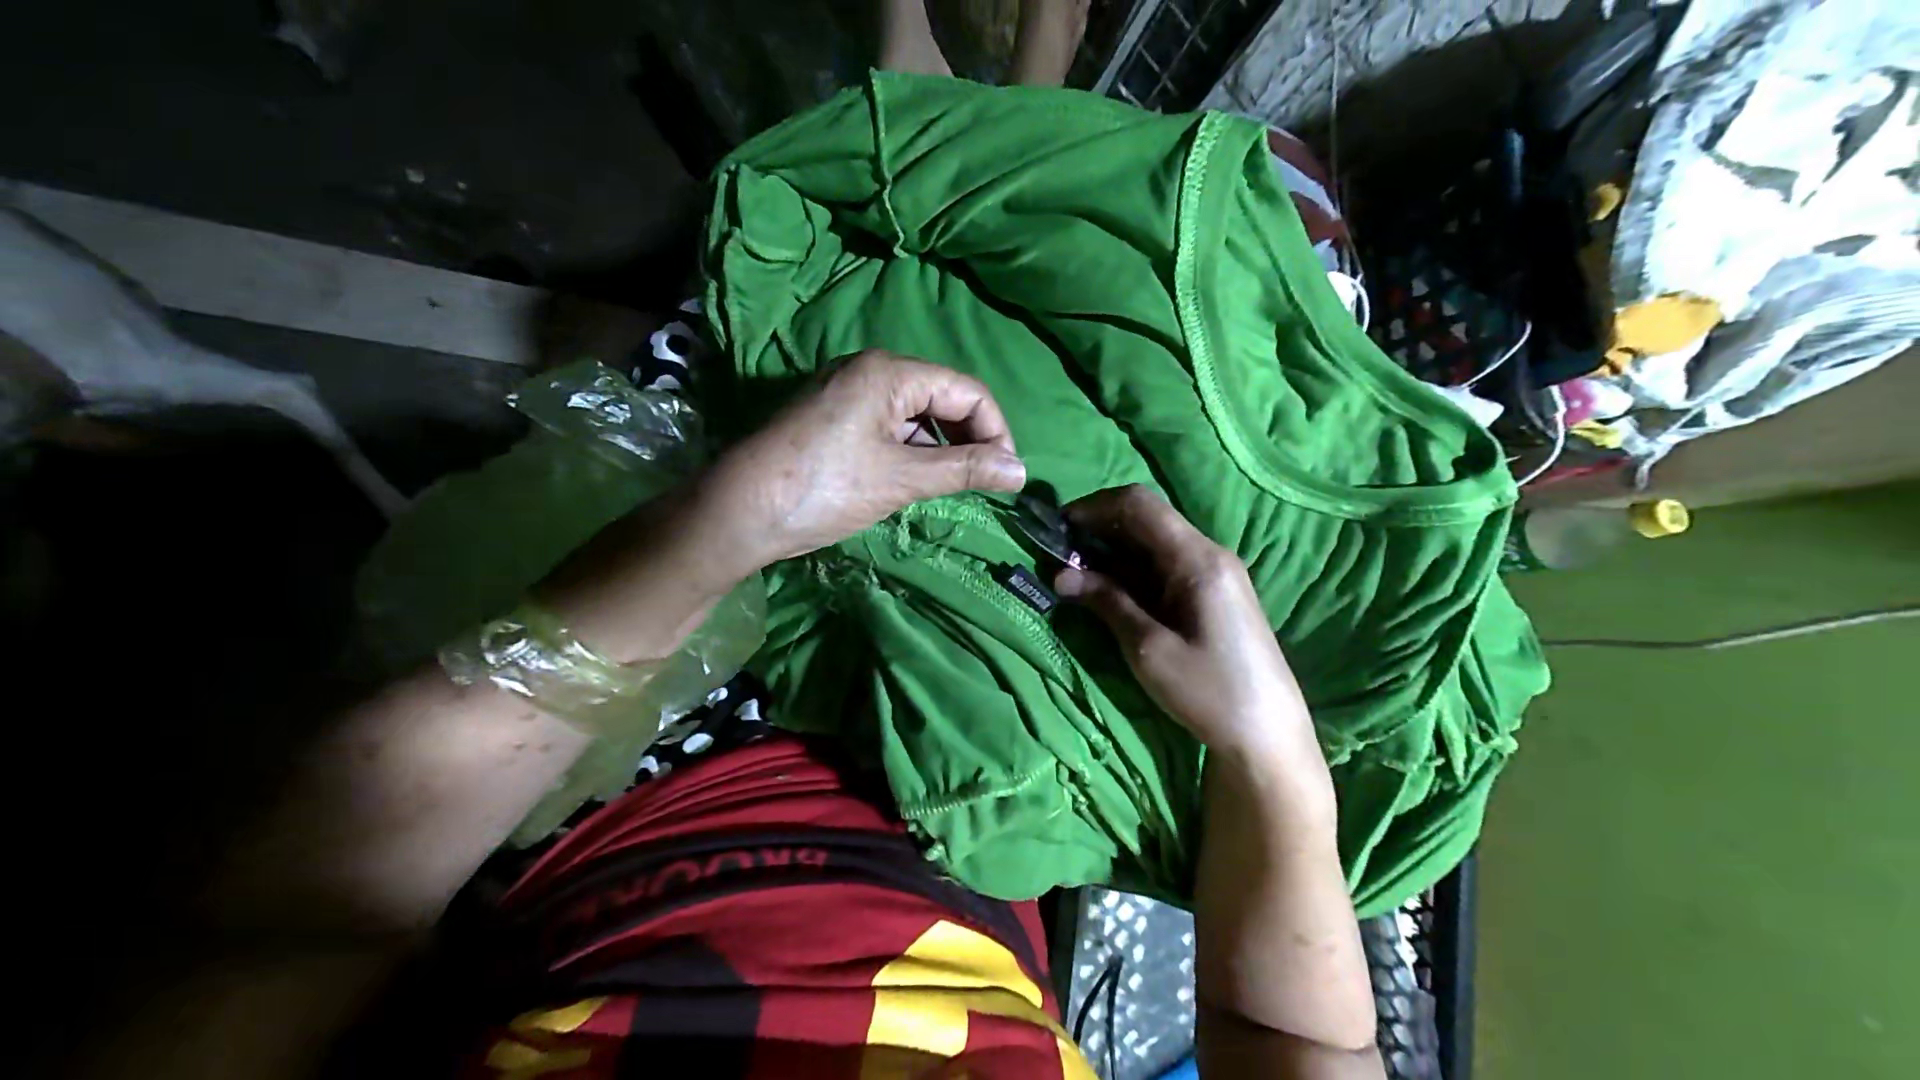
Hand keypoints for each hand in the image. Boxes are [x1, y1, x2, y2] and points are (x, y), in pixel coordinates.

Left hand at [704, 350, 1026, 569]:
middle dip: (970, 438)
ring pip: (916, 415)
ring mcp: (848, 394)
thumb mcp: (901, 478)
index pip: (967, 391)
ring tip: (953, 485)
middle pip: (942, 398)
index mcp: (890, 372)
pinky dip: (912, 451)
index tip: (1005, 476)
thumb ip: (964, 470)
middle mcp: (870, 371)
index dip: (995, 431)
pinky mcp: (834, 419)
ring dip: (942, 448)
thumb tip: (1021, 472)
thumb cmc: (824, 487)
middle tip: (983, 482)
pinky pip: (890, 427)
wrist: (739, 512)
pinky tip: (915, 480)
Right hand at [1054, 486, 1315, 761]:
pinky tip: (1108, 590)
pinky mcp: (1213, 593)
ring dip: (1112, 551)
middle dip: (1099, 529)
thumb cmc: (1210, 693)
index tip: (1058, 528)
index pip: (1140, 505)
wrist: (1269, 736)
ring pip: (1153, 542)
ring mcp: (1215, 573)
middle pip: (1146, 519)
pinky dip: (1131, 569)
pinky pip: (1165, 564)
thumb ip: (1106, 602)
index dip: (1094, 507)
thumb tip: (1060, 574)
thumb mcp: (1149, 649)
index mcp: (1198, 559)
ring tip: (1075, 575)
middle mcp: (1209, 554)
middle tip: (1060, 556)